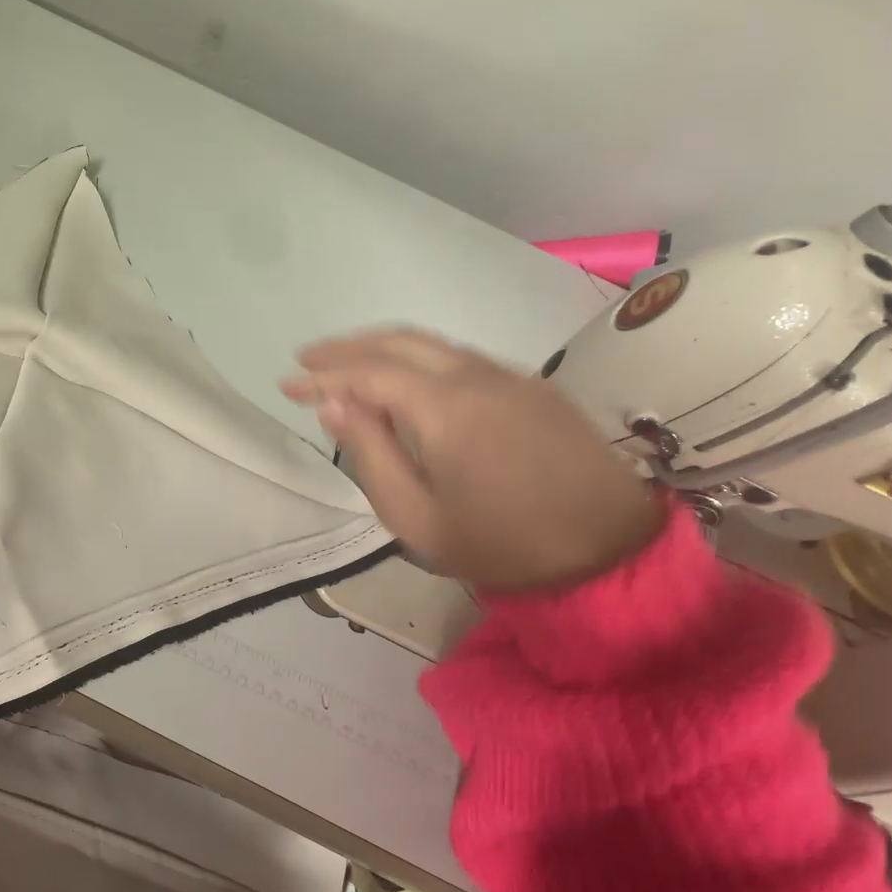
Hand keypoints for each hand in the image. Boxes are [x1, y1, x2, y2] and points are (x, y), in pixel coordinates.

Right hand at [281, 327, 660, 592]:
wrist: (606, 550)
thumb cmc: (497, 543)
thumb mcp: (414, 516)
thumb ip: (370, 454)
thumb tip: (332, 405)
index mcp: (445, 410)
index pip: (368, 374)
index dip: (322, 375)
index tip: (285, 385)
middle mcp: (478, 378)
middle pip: (401, 342)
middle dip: (347, 346)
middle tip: (306, 359)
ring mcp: (511, 378)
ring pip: (434, 344)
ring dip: (382, 347)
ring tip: (343, 363)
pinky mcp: (532, 388)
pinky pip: (462, 357)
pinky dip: (418, 357)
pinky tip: (402, 377)